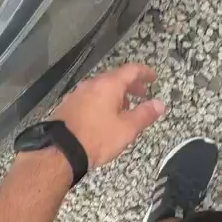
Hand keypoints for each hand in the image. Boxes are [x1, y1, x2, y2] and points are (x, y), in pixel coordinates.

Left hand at [49, 63, 166, 166]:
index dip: (145, 72)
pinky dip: (102, 101)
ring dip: (116, 94)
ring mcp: (77, 94)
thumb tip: (160, 103)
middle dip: (131, 85)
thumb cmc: (97, 138)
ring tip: (125, 108)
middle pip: (115, 78)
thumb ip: (145, 114)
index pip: (131, 70)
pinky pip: (90, 97)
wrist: (60, 150)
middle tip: (142, 94)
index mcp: (108, 85)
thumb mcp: (127, 129)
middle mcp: (92, 85)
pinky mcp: (68, 106)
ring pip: (101, 88)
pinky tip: (104, 116)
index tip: (153, 77)